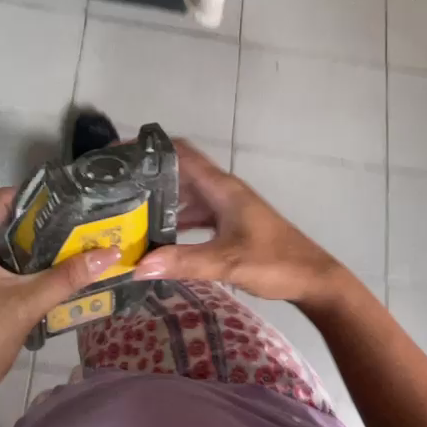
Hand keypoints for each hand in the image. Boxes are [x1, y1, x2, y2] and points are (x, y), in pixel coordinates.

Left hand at [0, 187, 120, 409]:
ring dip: (29, 248)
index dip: (33, 197)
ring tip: (67, 249)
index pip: (0, 200)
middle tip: (74, 227)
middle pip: (1, 223)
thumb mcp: (28, 304)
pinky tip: (44, 277)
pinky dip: (17, 267)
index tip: (66, 202)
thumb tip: (109, 254)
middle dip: (37, 224)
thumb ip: (68, 277)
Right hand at [131, 139, 347, 304]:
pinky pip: (196, 216)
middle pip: (180, 174)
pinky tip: (158, 240)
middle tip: (113, 188)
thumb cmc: (274, 261)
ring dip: (161, 203)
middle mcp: (222, 190)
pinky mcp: (230, 225)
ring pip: (187, 197)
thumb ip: (183, 262)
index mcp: (222, 187)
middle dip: (149, 177)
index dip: (151, 148)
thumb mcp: (226, 262)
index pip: (181, 153)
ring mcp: (227, 208)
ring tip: (127, 213)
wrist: (313, 279)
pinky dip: (176, 223)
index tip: (119, 153)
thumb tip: (138, 266)